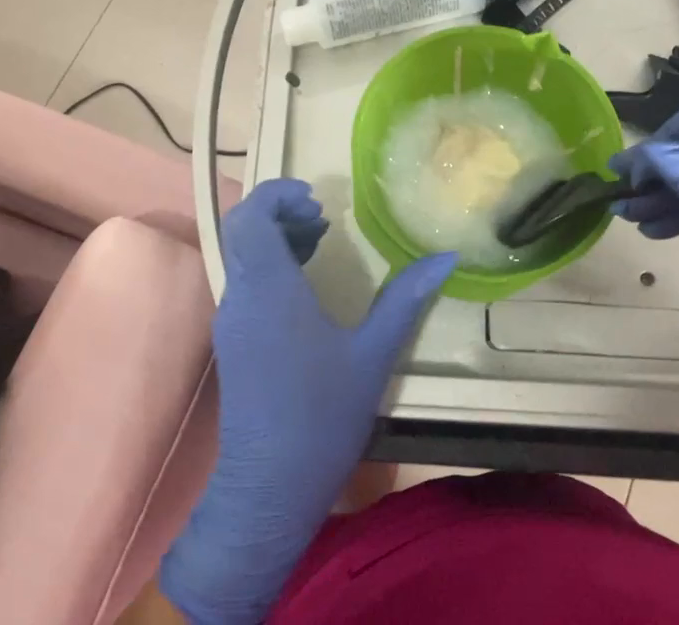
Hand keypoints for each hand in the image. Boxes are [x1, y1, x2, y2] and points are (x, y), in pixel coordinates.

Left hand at [159, 179, 456, 624]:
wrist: (270, 483)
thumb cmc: (323, 414)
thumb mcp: (373, 354)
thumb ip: (405, 299)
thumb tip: (446, 256)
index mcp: (269, 288)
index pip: (251, 216)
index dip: (276, 195)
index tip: (316, 200)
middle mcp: (241, 296)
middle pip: (242, 230)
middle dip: (279, 213)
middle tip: (323, 219)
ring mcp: (231, 320)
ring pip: (242, 257)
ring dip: (276, 240)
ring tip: (320, 243)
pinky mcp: (233, 342)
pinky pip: (245, 284)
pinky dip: (271, 267)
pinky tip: (306, 286)